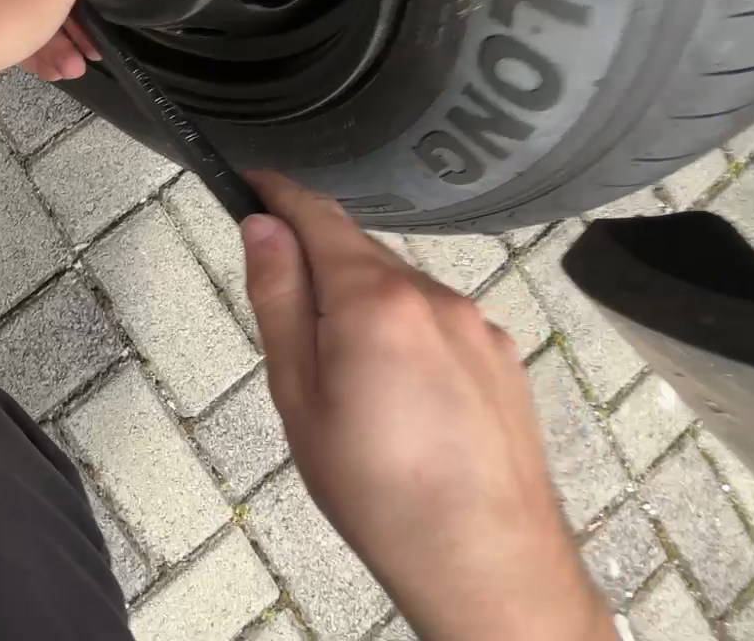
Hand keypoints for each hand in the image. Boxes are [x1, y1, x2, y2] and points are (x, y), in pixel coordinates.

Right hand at [241, 172, 614, 640]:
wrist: (490, 570)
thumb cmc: (370, 483)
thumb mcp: (295, 389)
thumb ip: (277, 296)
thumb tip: (262, 224)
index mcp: (374, 298)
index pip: (317, 214)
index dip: (277, 191)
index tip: (247, 181)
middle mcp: (434, 295)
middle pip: (356, 248)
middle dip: (312, 254)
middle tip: (280, 309)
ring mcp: (480, 325)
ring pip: (395, 282)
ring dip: (355, 292)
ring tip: (338, 366)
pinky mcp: (506, 358)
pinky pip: (434, 315)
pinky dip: (398, 321)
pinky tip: (394, 386)